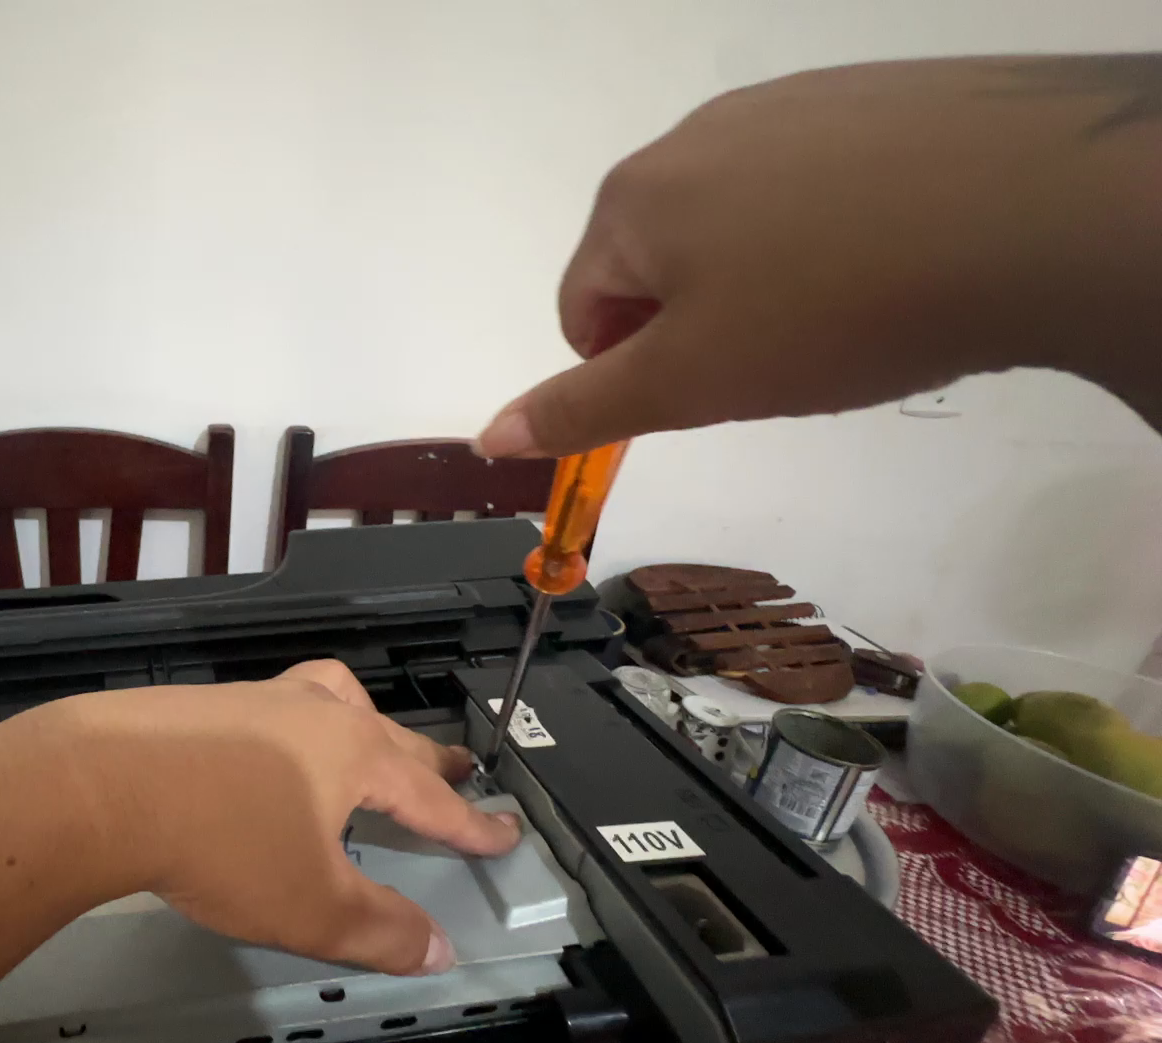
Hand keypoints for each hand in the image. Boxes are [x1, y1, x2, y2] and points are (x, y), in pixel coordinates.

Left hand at [34, 660, 520, 974]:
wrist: (108, 782)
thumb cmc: (221, 840)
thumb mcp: (313, 906)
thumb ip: (381, 930)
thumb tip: (435, 948)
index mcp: (351, 753)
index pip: (430, 795)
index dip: (471, 822)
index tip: (504, 830)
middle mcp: (312, 712)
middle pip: (388, 734)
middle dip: (428, 760)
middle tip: (457, 770)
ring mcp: (258, 698)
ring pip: (331, 694)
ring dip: (361, 718)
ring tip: (365, 738)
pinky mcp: (210, 702)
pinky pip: (277, 703)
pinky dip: (299, 722)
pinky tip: (272, 750)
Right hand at [476, 55, 1161, 457]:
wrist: (1068, 207)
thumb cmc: (832, 308)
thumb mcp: (683, 385)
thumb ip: (575, 411)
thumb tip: (487, 437)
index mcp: (632, 200)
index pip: (580, 307)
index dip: (623, 367)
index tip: (696, 388)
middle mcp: (693, 136)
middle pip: (647, 261)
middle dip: (682, 322)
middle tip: (762, 356)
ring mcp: (789, 104)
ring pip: (725, 224)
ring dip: (745, 280)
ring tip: (827, 309)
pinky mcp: (877, 92)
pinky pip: (805, 184)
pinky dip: (817, 232)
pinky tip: (882, 254)